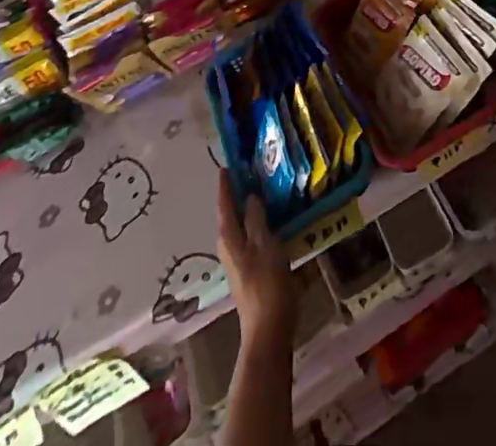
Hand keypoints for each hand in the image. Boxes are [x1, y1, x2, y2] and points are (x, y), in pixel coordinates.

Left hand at [216, 174, 296, 347]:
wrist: (267, 331)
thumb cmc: (267, 285)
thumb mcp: (265, 245)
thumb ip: (257, 218)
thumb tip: (250, 196)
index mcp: (228, 235)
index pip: (224, 202)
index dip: (226, 183)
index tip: (228, 165)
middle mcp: (227, 245)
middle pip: (230, 213)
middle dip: (237, 194)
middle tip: (250, 174)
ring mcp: (237, 260)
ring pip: (240, 226)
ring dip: (248, 210)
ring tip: (263, 194)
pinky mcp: (248, 271)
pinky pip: (249, 238)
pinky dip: (256, 225)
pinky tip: (271, 224)